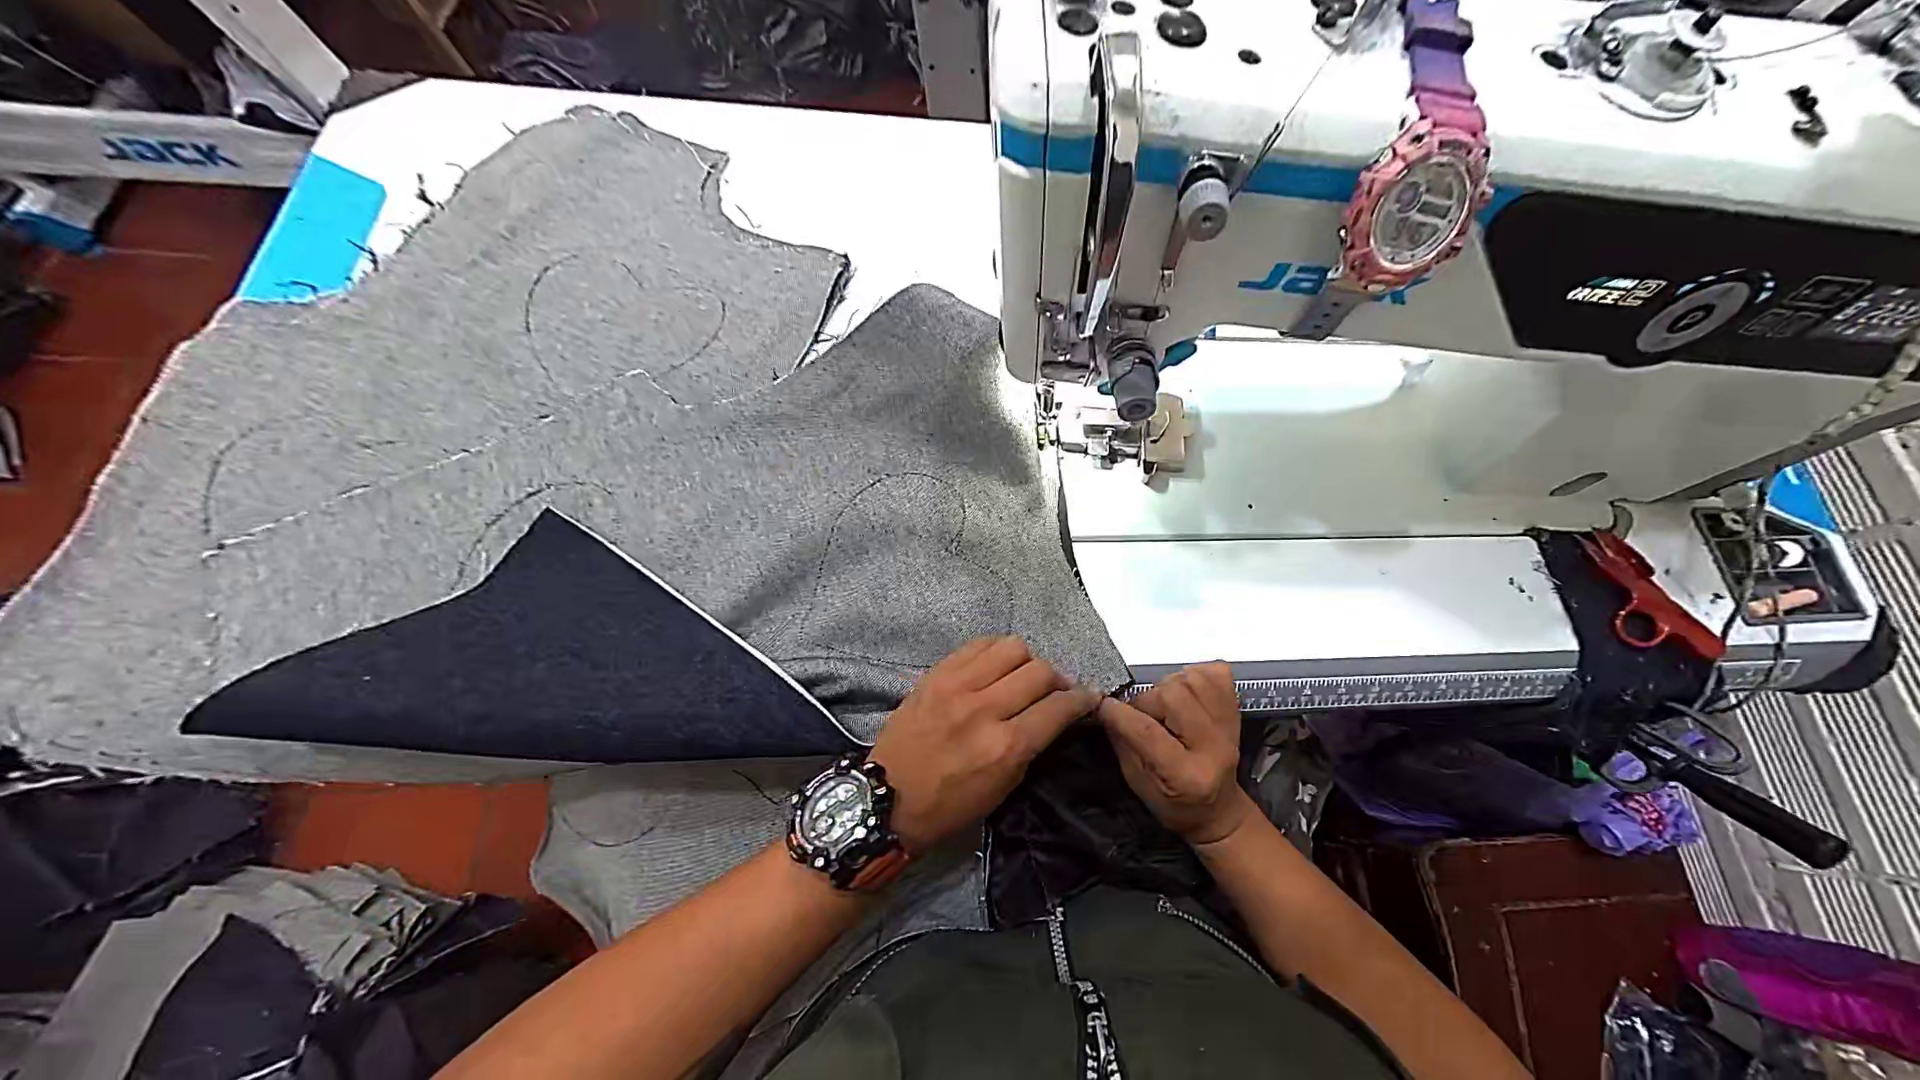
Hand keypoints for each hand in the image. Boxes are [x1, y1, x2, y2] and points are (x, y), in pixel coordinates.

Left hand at [869, 637, 1099, 852]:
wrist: (888, 797)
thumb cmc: (948, 805)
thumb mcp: (1002, 788)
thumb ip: (1032, 746)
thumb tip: (1055, 716)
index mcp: (1006, 746)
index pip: (1058, 708)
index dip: (1083, 700)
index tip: (1090, 697)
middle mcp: (984, 708)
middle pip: (1040, 671)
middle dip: (1059, 680)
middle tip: (1056, 691)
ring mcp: (957, 685)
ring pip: (1012, 648)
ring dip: (1028, 661)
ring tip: (1024, 676)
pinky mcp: (937, 673)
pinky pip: (978, 644)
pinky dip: (996, 651)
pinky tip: (997, 666)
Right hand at [1098, 662, 1255, 845]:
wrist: (1218, 811)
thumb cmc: (1173, 803)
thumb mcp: (1137, 782)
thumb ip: (1122, 741)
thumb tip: (1105, 706)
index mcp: (1186, 775)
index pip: (1147, 731)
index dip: (1118, 712)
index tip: (1103, 705)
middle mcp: (1213, 747)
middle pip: (1173, 695)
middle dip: (1147, 699)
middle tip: (1142, 714)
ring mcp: (1229, 727)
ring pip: (1192, 679)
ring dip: (1169, 686)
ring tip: (1163, 705)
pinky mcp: (1235, 712)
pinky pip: (1216, 673)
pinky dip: (1195, 675)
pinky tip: (1184, 692)